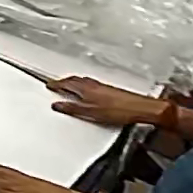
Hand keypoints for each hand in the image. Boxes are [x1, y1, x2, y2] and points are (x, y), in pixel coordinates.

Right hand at [46, 76, 169, 128]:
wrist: (143, 109)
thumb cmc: (119, 110)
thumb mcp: (90, 112)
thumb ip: (72, 108)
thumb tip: (57, 105)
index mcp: (83, 88)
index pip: (64, 83)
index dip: (55, 84)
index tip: (49, 85)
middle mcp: (91, 85)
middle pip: (72, 80)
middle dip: (63, 81)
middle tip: (56, 84)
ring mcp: (101, 86)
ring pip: (82, 81)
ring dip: (73, 82)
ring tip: (69, 86)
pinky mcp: (110, 90)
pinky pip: (91, 84)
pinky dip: (84, 85)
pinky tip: (89, 91)